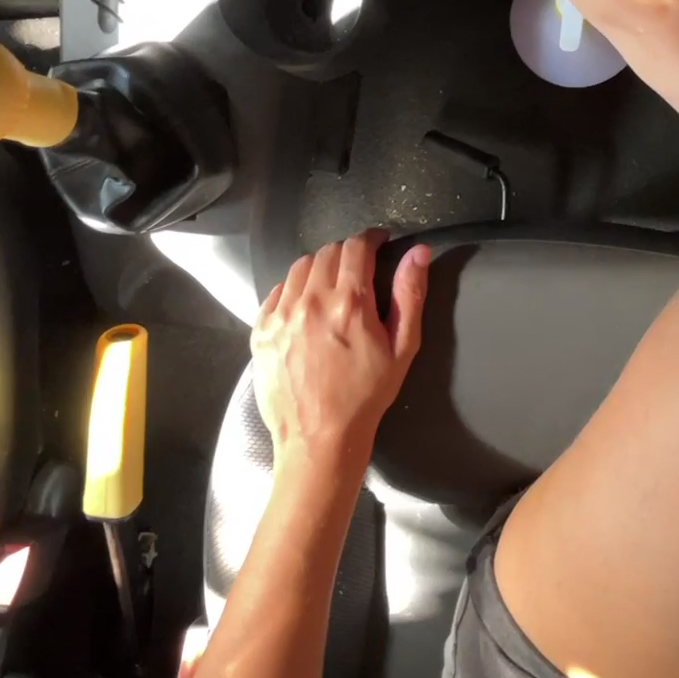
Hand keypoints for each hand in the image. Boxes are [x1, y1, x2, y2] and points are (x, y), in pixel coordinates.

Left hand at [251, 229, 430, 473]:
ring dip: (320, 266)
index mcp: (348, 302)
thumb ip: (409, 295)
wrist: (318, 439)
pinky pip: (276, 291)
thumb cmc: (366, 395)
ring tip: (333, 284)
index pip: (356, 246)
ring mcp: (280, 315)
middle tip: (361, 268)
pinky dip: (294, 288)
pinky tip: (307, 305)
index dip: (371, 238)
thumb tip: (418, 253)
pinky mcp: (260, 330)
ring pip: (299, 267)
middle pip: (327, 252)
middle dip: (348, 252)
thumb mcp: (401, 347)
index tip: (380, 242)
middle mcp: (310, 301)